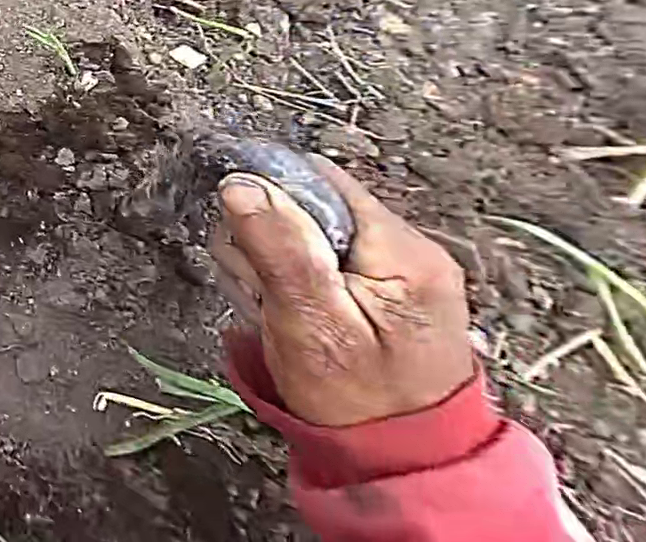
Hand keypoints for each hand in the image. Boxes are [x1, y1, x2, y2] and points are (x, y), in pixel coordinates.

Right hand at [211, 155, 473, 427]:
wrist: (397, 465)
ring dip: (271, 260)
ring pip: (302, 227)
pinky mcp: (375, 282)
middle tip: (267, 291)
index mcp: (402, 250)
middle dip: (268, 238)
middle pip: (308, 202)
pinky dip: (286, 276)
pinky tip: (284, 307)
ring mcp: (392, 264)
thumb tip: (240, 184)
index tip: (248, 239)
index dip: (271, 199)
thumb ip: (278, 249)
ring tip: (276, 305)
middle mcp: (405, 245)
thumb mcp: (310, 325)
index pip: (317, 180)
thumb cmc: (356, 402)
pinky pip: (311, 253)